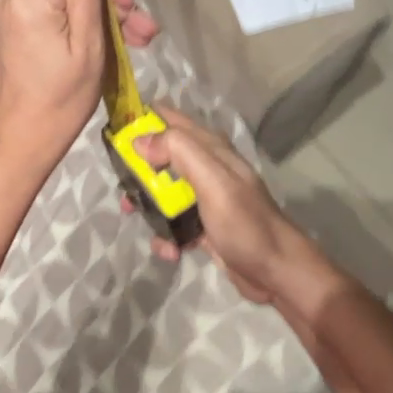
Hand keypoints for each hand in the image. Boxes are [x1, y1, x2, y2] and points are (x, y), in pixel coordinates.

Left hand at [0, 0, 158, 173]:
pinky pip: (49, 14)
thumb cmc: (63, 98)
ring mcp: (7, 12)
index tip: (130, 9)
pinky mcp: (9, 27)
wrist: (24, 139)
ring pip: (63, 0)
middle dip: (109, 4)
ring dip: (98, 17)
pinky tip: (104, 45)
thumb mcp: (88, 44)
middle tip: (144, 35)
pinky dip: (76, 26)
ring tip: (135, 44)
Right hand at [126, 108, 299, 303]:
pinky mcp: (204, 225)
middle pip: (160, 155)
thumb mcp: (213, 181)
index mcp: (210, 148)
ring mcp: (204, 197)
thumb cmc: (246, 224)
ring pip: (162, 190)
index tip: (113, 133)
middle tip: (124, 190)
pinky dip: (166, 235)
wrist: (279, 274)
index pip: (170, 118)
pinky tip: (170, 251)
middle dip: (137, 170)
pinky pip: (173, 222)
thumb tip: (139, 139)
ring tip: (137, 220)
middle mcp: (206, 167)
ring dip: (148, 207)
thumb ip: (179, 151)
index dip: (141, 119)